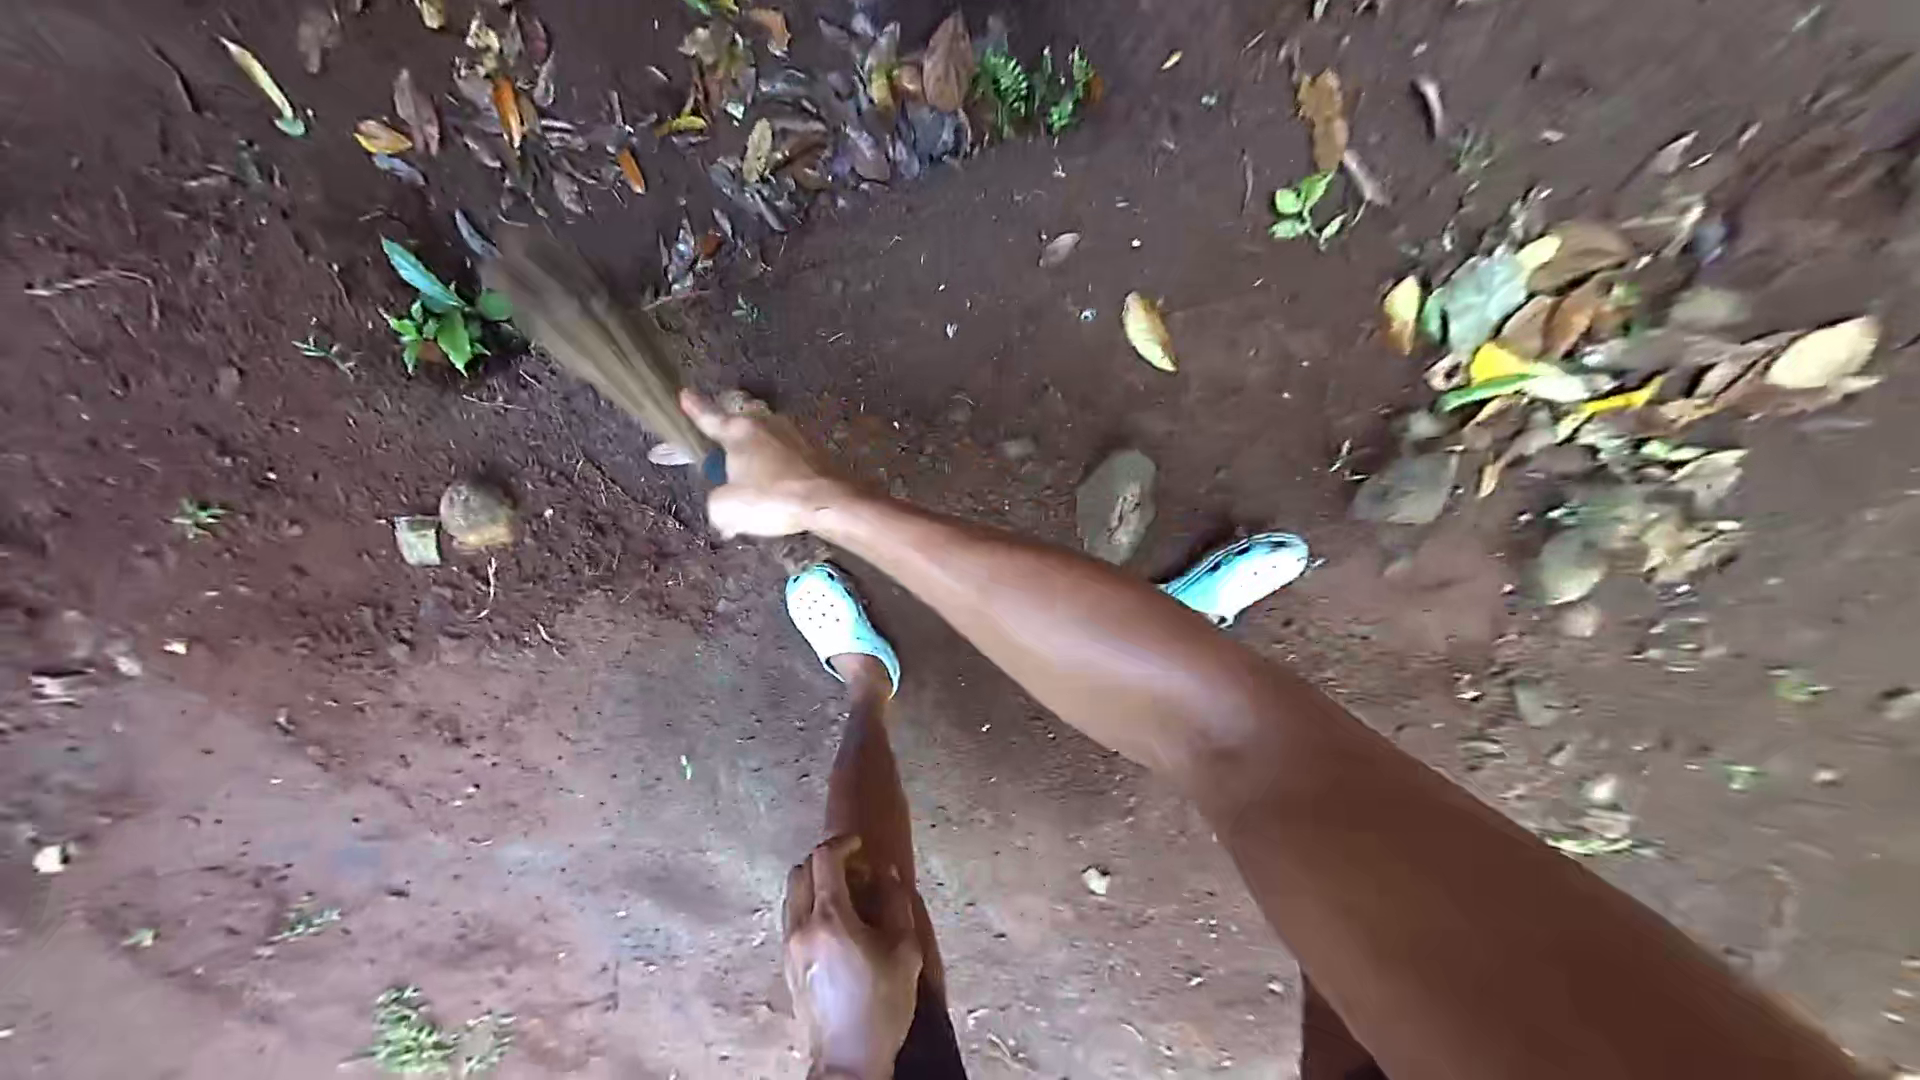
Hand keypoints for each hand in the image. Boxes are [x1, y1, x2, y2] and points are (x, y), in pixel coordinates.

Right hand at [680, 390, 852, 537]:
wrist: (829, 501)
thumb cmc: (772, 499)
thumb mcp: (726, 508)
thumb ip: (715, 501)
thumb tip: (725, 502)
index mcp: (739, 431)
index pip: (709, 418)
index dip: (694, 409)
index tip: (685, 395)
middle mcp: (767, 424)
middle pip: (740, 433)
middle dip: (733, 450)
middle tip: (729, 472)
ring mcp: (794, 435)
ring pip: (766, 448)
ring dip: (760, 466)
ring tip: (759, 493)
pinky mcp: (815, 451)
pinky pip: (787, 461)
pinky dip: (781, 475)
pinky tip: (782, 496)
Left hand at [784, 835, 922, 1079]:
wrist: (849, 1063)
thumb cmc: (881, 1005)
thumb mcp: (904, 950)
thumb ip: (896, 902)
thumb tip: (886, 871)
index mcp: (831, 918)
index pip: (824, 858)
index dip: (842, 842)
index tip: (859, 845)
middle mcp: (802, 927)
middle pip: (801, 869)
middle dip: (826, 859)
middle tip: (852, 866)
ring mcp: (790, 947)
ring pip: (792, 892)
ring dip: (814, 881)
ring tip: (843, 892)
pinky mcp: (787, 965)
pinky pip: (791, 916)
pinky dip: (808, 903)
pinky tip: (833, 920)